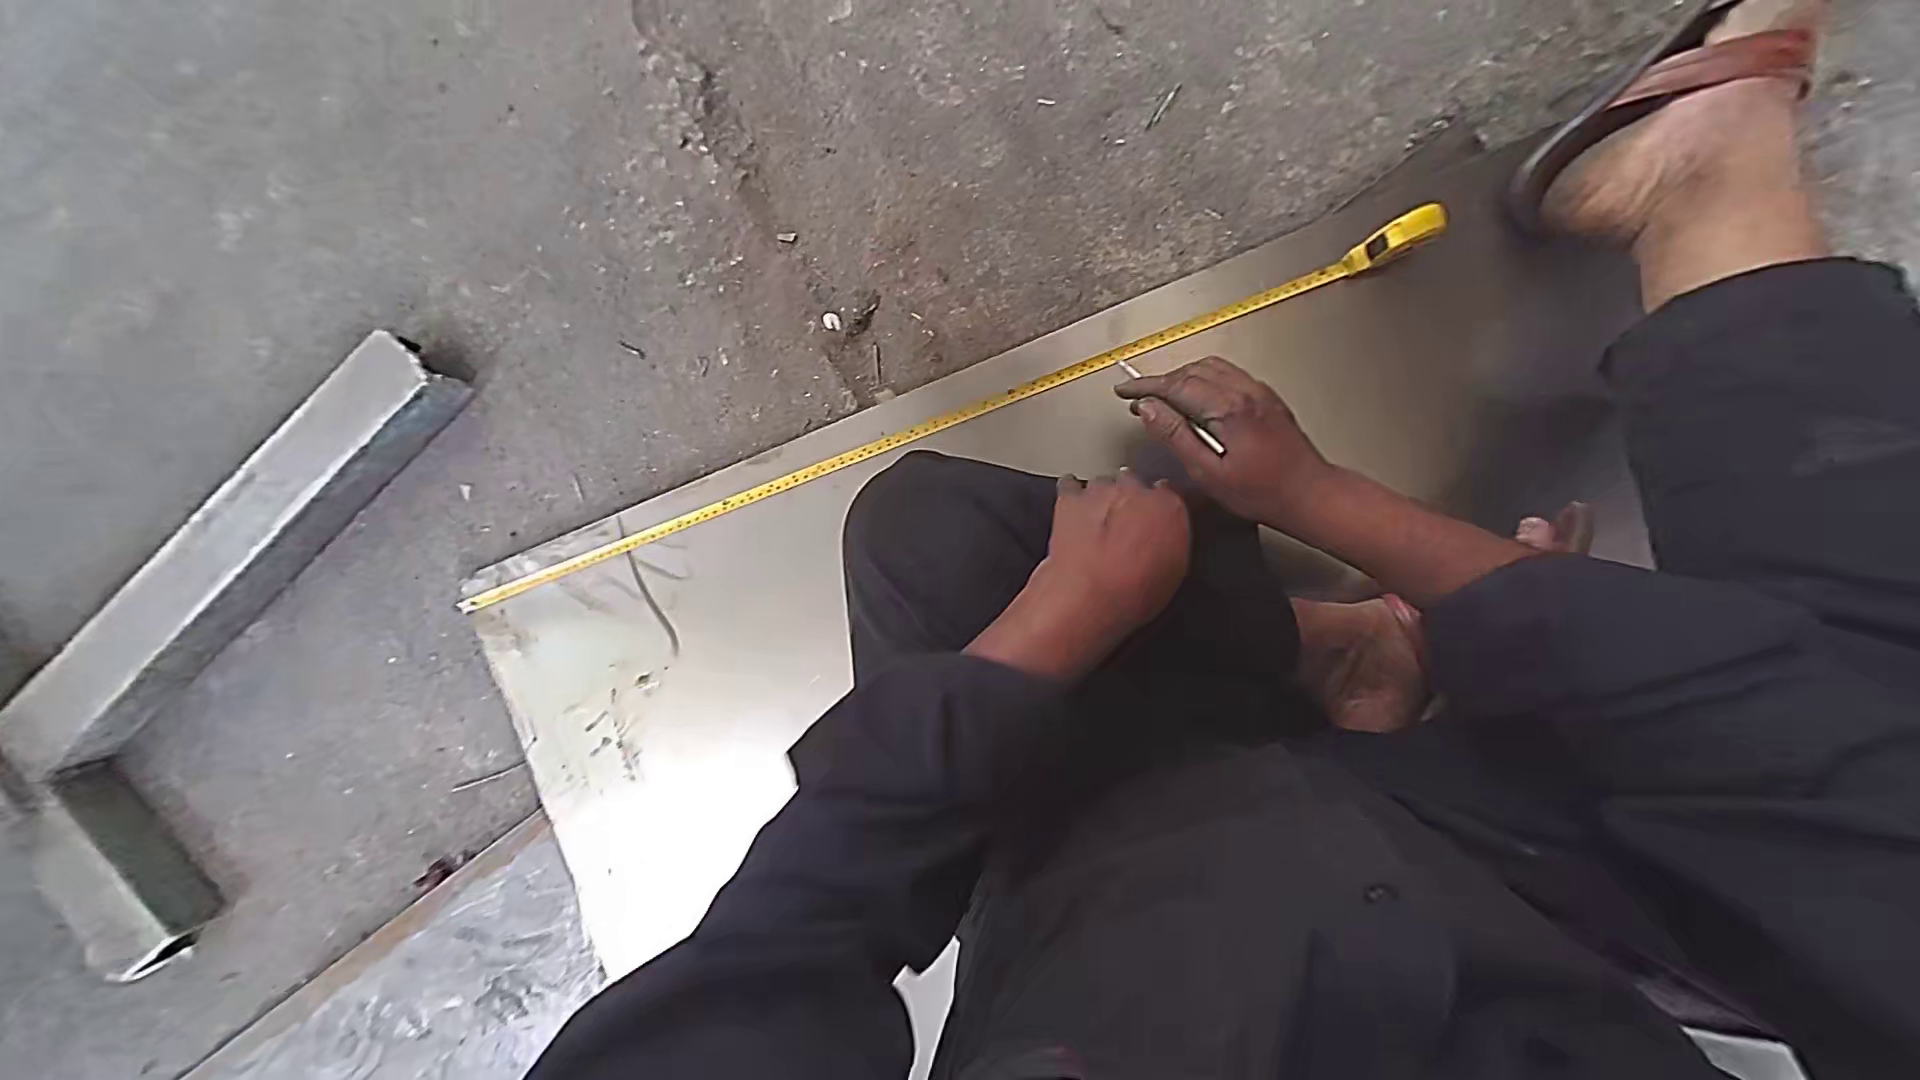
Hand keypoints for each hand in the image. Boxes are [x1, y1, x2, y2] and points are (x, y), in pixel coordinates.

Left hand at [965, 471, 1189, 679]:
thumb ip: (1172, 541)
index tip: (1158, 516)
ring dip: (1101, 497)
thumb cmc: (1132, 593)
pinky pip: (1070, 484)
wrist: (1088, 596)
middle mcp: (1136, 490)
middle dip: (1130, 499)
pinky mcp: (1069, 499)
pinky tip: (1072, 510)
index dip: (1163, 505)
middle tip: (1124, 524)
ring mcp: (1101, 490)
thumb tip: (1165, 537)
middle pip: (1135, 482)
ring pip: (1103, 482)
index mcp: (1170, 507)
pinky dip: (1071, 494)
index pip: (1173, 491)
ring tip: (1096, 522)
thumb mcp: (1173, 572)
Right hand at [1115, 356, 1336, 529]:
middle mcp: (1246, 391)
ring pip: (1209, 368)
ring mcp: (1258, 392)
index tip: (1124, 390)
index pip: (1175, 385)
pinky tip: (1192, 398)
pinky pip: (1226, 375)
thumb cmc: (1262, 492)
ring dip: (1179, 378)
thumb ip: (1174, 435)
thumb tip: (1148, 410)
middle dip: (1159, 382)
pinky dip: (1200, 379)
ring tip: (1160, 399)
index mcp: (1229, 408)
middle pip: (1191, 371)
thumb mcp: (1206, 471)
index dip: (1144, 386)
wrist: (1308, 494)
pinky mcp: (1265, 398)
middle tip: (1137, 399)